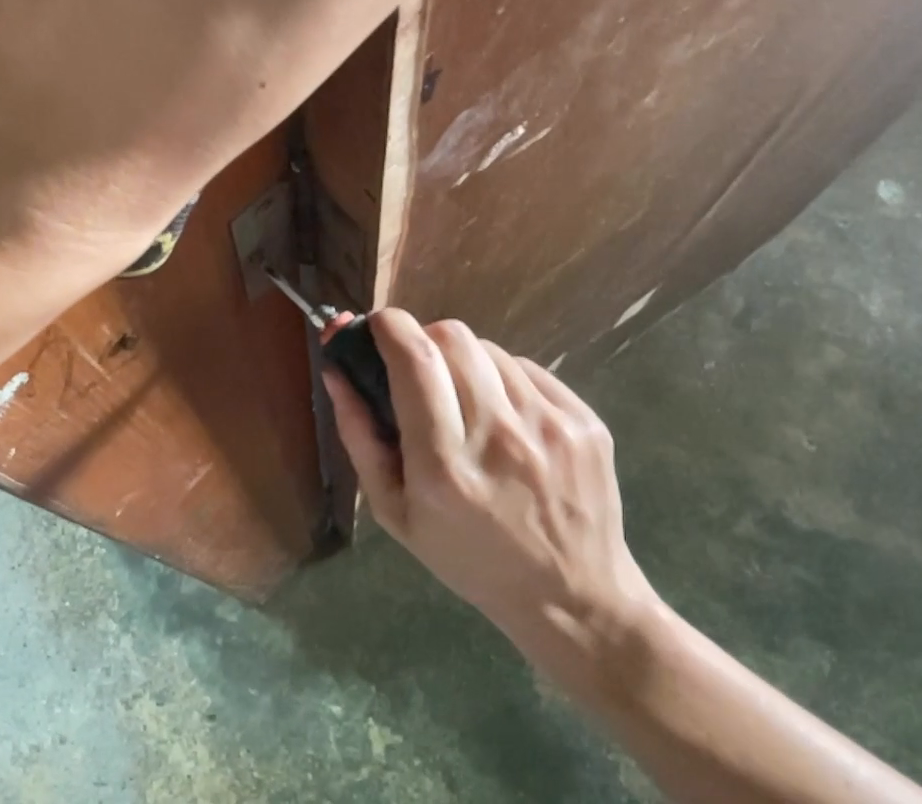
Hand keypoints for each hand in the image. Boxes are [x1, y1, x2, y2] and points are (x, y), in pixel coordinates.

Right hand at [326, 310, 662, 652]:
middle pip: (452, 338)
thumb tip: (335, 370)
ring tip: (464, 403)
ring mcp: (551, 426)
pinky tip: (504, 419)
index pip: (414, 360)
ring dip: (464, 362)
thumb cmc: (466, 556)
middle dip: (422, 339)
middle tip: (416, 369)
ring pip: (490, 349)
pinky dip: (503, 379)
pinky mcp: (586, 422)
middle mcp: (500, 437)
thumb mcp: (393, 510)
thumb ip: (359, 435)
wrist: (573, 595)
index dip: (388, 327)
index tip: (374, 326)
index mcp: (443, 465)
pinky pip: (528, 369)